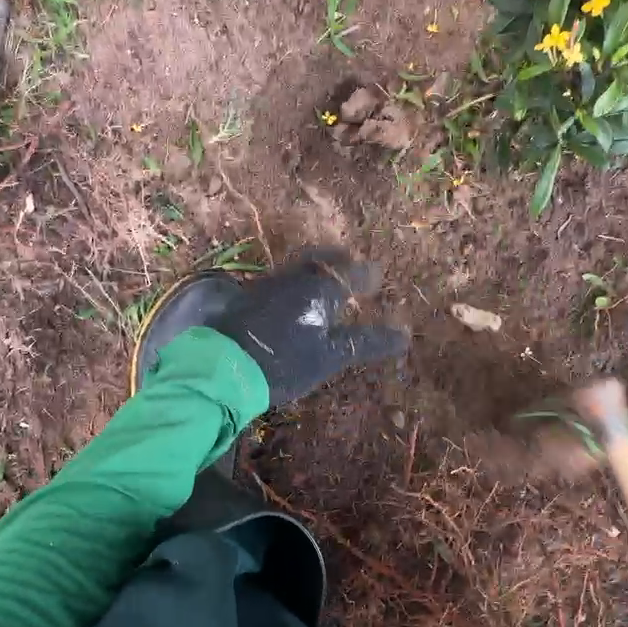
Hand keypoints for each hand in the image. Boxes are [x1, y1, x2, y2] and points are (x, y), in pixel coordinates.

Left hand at [209, 247, 408, 404]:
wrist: (224, 366)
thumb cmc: (285, 361)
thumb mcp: (330, 357)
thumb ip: (366, 343)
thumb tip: (404, 335)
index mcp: (320, 288)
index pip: (351, 273)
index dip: (366, 275)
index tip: (376, 276)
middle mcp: (293, 277)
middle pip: (319, 260)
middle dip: (336, 261)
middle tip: (348, 261)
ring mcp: (265, 284)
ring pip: (294, 268)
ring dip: (311, 270)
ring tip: (320, 280)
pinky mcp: (244, 298)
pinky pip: (275, 282)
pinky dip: (290, 285)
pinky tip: (288, 298)